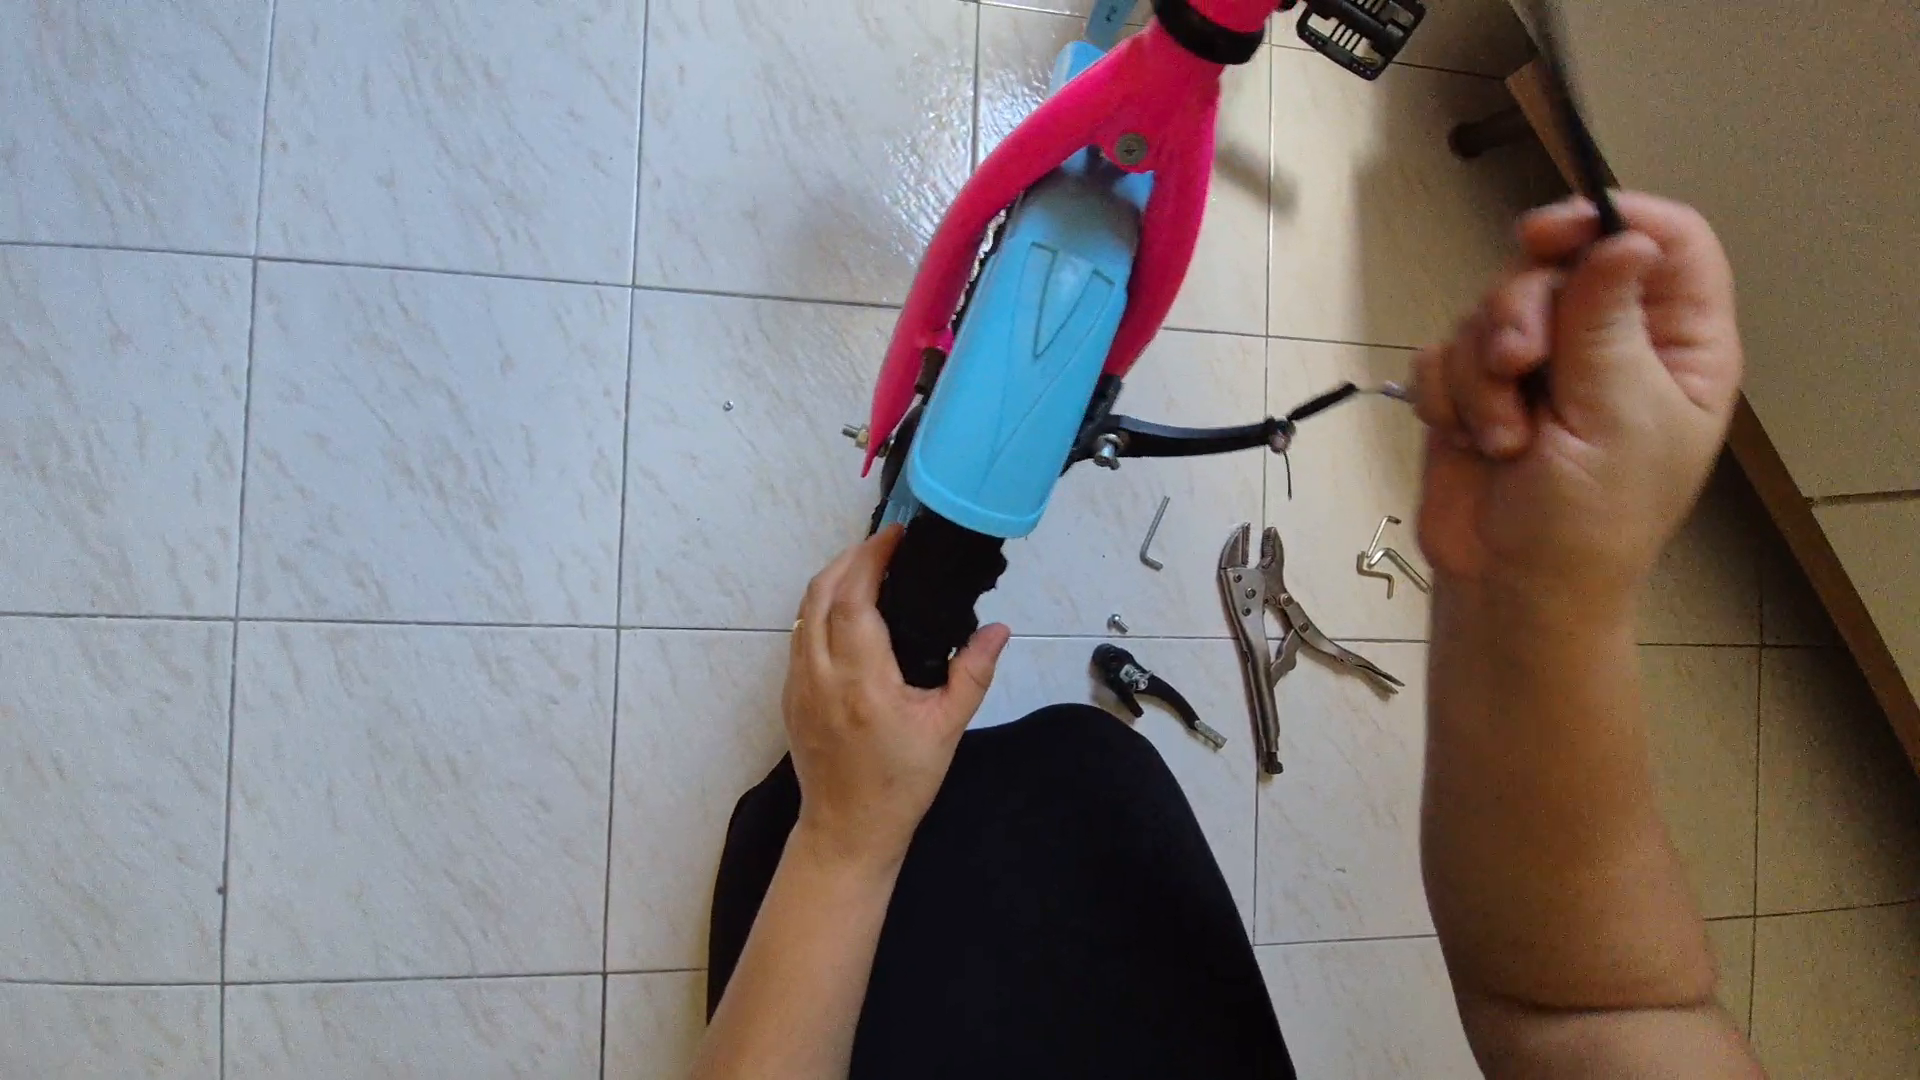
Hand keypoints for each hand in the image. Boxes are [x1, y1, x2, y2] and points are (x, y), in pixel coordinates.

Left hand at [783, 526, 1011, 873]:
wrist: (848, 830)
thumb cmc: (902, 782)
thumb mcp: (947, 728)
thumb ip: (973, 673)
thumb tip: (999, 629)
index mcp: (862, 680)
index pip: (854, 599)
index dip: (870, 559)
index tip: (895, 537)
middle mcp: (820, 674)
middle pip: (820, 593)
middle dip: (849, 559)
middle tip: (884, 546)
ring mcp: (797, 684)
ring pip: (804, 612)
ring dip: (832, 580)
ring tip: (869, 568)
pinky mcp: (789, 694)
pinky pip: (799, 635)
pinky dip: (820, 608)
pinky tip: (849, 610)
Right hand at [1411, 193, 1742, 609]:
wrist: (1505, 579)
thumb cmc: (1586, 516)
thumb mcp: (1616, 417)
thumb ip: (1607, 326)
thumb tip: (1621, 240)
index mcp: (1668, 344)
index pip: (1659, 244)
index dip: (1604, 224)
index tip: (1546, 236)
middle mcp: (1595, 345)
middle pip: (1547, 273)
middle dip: (1516, 318)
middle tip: (1515, 366)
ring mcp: (1524, 371)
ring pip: (1480, 318)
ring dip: (1477, 377)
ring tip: (1497, 435)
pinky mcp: (1465, 396)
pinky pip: (1437, 360)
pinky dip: (1441, 396)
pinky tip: (1462, 434)